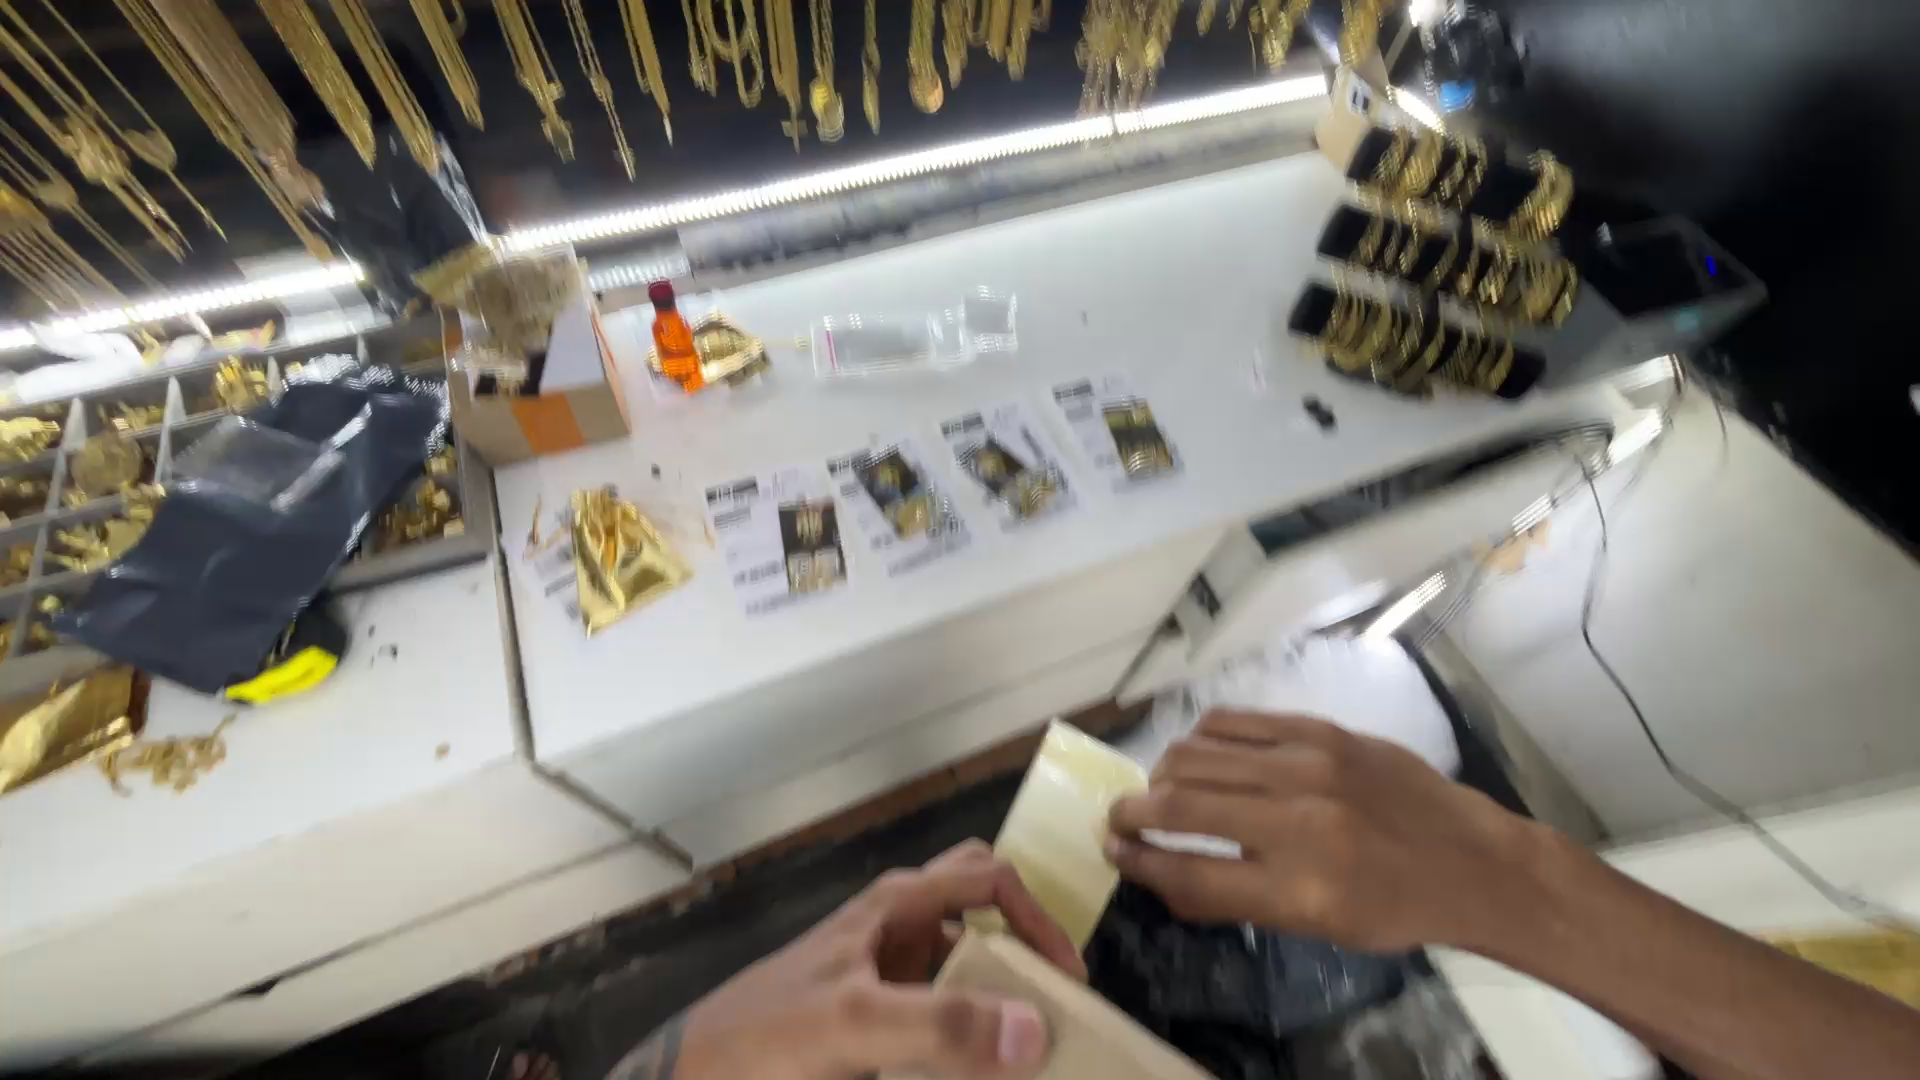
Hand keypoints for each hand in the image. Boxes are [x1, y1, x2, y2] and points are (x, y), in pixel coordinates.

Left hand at [672, 840, 1084, 1079]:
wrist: (702, 1071)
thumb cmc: (774, 1032)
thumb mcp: (857, 1025)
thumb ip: (943, 1026)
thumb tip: (1035, 1030)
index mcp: (900, 900)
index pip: (990, 881)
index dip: (1037, 918)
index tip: (1070, 980)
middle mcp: (900, 919)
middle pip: (980, 901)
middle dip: (1022, 934)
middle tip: (1052, 992)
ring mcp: (889, 960)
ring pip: (963, 950)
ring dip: (998, 978)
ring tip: (1028, 1032)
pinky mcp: (879, 1001)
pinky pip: (940, 995)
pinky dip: (968, 1015)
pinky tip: (976, 1058)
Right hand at [1105, 709, 1545, 952]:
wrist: (1471, 858)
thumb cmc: (1392, 907)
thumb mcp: (1316, 929)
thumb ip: (1233, 902)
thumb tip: (1158, 876)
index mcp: (1299, 889)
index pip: (1189, 872)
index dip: (1137, 861)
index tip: (1112, 849)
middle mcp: (1296, 822)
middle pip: (1179, 805)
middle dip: (1132, 811)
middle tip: (1119, 817)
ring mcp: (1306, 765)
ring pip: (1194, 754)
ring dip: (1160, 773)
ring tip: (1160, 786)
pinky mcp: (1316, 730)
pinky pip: (1229, 722)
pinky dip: (1199, 739)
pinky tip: (1198, 754)